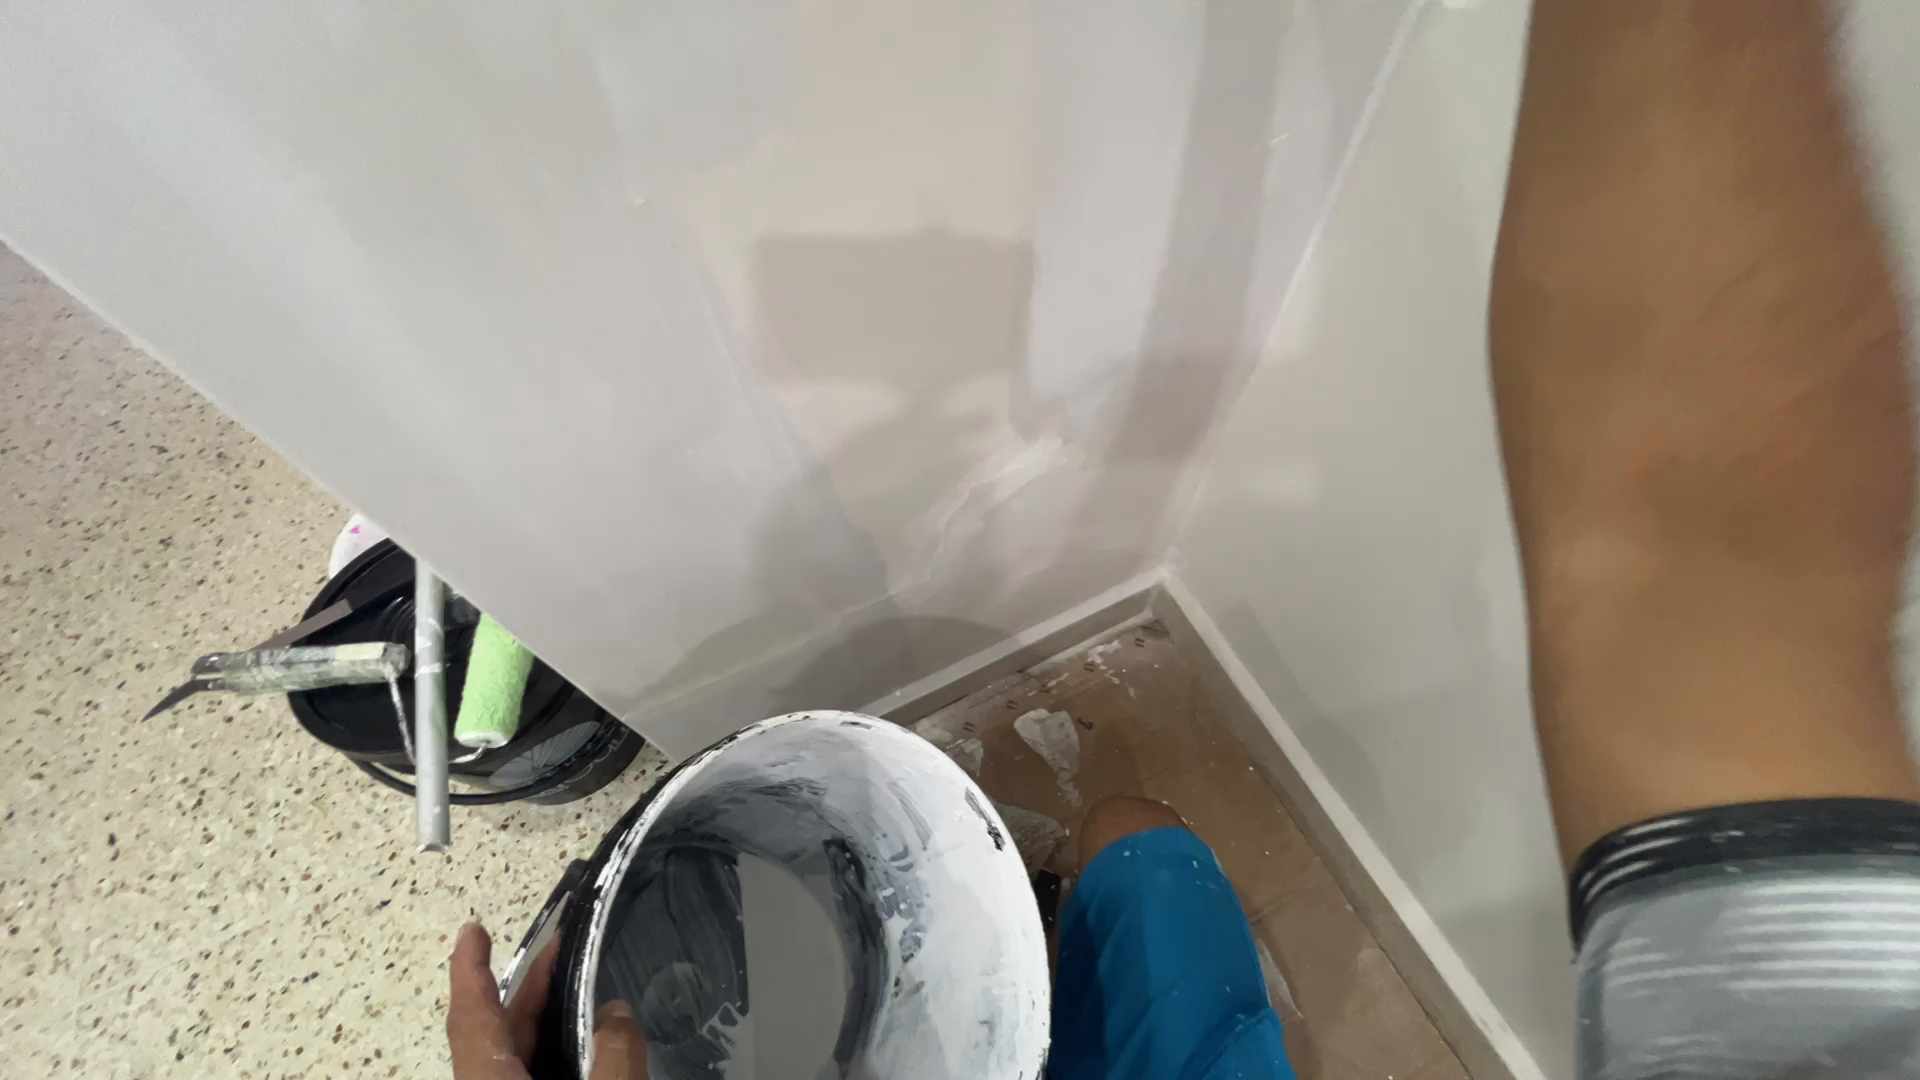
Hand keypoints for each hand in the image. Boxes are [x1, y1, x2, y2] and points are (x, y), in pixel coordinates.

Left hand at [448, 921, 648, 1078]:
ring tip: (584, 986)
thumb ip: (615, 1053)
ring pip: (518, 1055)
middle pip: (501, 1029)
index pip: (472, 1017)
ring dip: (547, 1015)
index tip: (473, 930)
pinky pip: (532, 1073)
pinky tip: (592, 1046)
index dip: (468, 971)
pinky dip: (555, 1048)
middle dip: (532, 982)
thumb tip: (614, 1010)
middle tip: (565, 943)